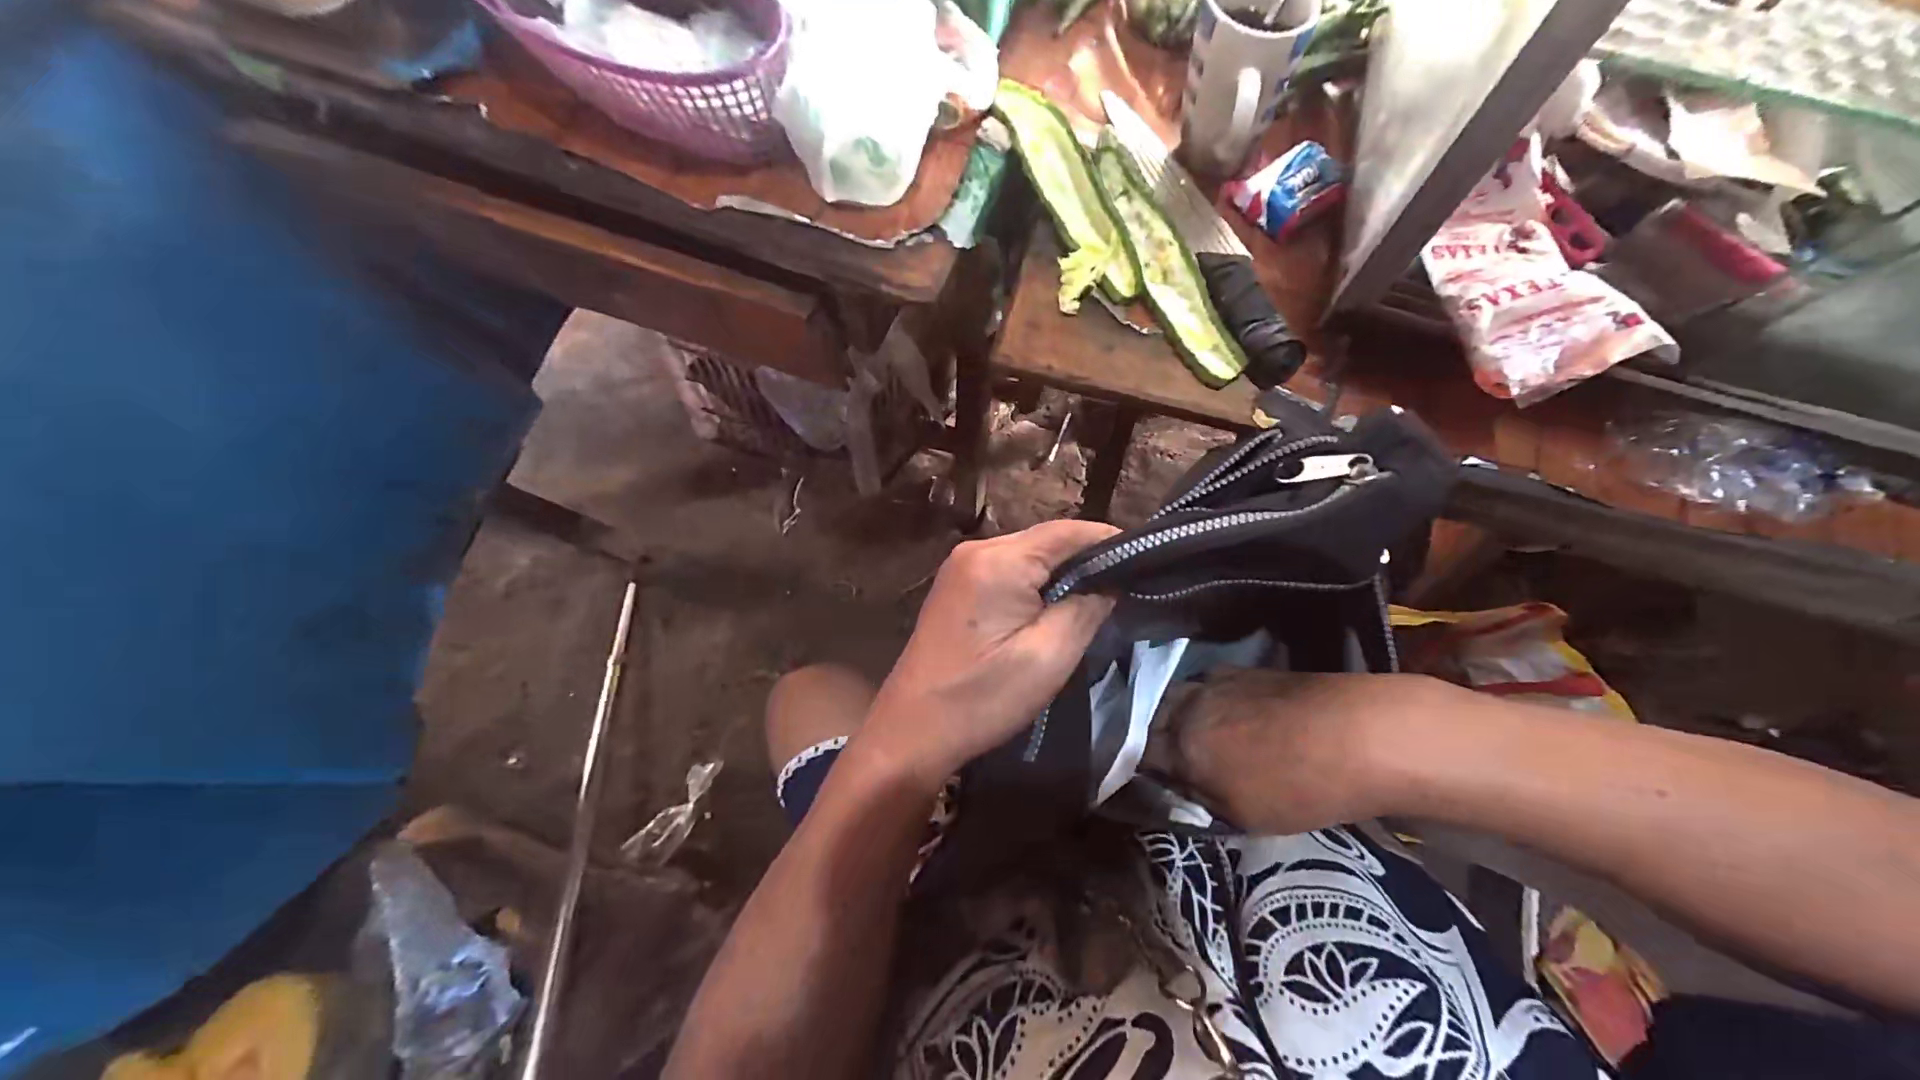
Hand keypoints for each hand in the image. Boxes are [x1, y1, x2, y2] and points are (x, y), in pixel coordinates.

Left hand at [853, 520, 1119, 793]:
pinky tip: (1055, 606)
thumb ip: (1087, 608)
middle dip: (1088, 559)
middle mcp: (976, 550)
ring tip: (1101, 598)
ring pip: (1028, 556)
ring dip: (1062, 574)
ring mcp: (960, 567)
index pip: (1068, 531)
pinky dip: (1036, 584)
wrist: (911, 732)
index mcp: (998, 560)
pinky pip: (1008, 572)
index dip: (1111, 542)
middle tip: (1129, 585)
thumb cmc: (982, 698)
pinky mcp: (956, 588)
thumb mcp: (1048, 656)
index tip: (1148, 561)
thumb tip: (1111, 582)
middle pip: (1046, 540)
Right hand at [1145, 669, 1435, 832]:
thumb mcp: (1242, 814)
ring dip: (1174, 716)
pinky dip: (1203, 704)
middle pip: (1150, 718)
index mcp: (1179, 743)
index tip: (1141, 782)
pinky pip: (1205, 688)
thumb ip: (1196, 797)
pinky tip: (1221, 718)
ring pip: (1176, 698)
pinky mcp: (1244, 671)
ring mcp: (1215, 682)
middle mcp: (1186, 704)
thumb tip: (1172, 785)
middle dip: (1149, 736)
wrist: (1365, 733)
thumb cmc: (1301, 786)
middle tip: (1161, 758)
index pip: (1137, 754)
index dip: (1135, 768)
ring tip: (1188, 738)